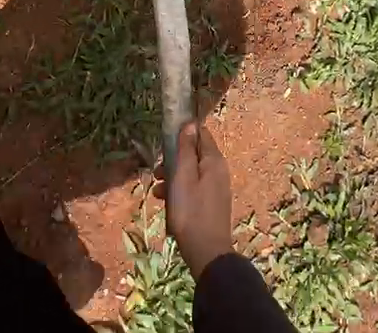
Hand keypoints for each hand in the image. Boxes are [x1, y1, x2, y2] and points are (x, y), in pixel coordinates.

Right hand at [163, 122, 232, 279]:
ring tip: (157, 191)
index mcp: (214, 161)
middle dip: (174, 160)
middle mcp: (219, 171)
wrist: (206, 253)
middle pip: (194, 155)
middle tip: (158, 172)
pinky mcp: (211, 204)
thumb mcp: (183, 177)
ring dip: (173, 178)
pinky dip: (180, 192)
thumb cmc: (191, 211)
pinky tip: (166, 204)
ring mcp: (216, 188)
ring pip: (192, 173)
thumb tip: (190, 124)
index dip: (183, 134)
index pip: (201, 134)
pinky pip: (194, 189)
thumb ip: (186, 150)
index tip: (166, 144)